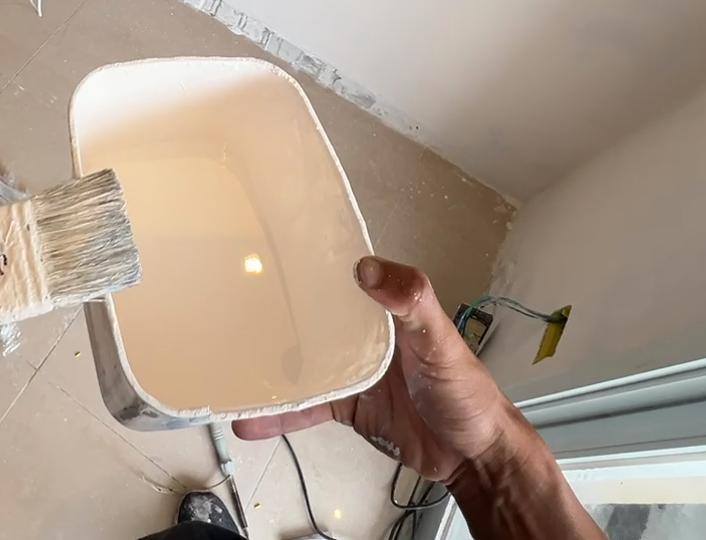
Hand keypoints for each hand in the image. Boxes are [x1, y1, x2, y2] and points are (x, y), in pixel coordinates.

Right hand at [234, 256, 601, 538]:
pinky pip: (307, 406)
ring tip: (231, 365)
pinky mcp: (347, 405)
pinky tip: (252, 419)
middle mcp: (361, 332)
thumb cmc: (465, 389)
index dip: (307, 262)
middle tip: (232, 305)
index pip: (339, 275)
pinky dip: (280, 414)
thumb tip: (366, 268)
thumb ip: (410, 300)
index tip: (267, 251)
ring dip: (270, 364)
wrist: (474, 455)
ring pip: (301, 361)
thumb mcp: (440, 338)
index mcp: (381, 306)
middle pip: (310, 315)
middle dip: (275, 310)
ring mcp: (351, 369)